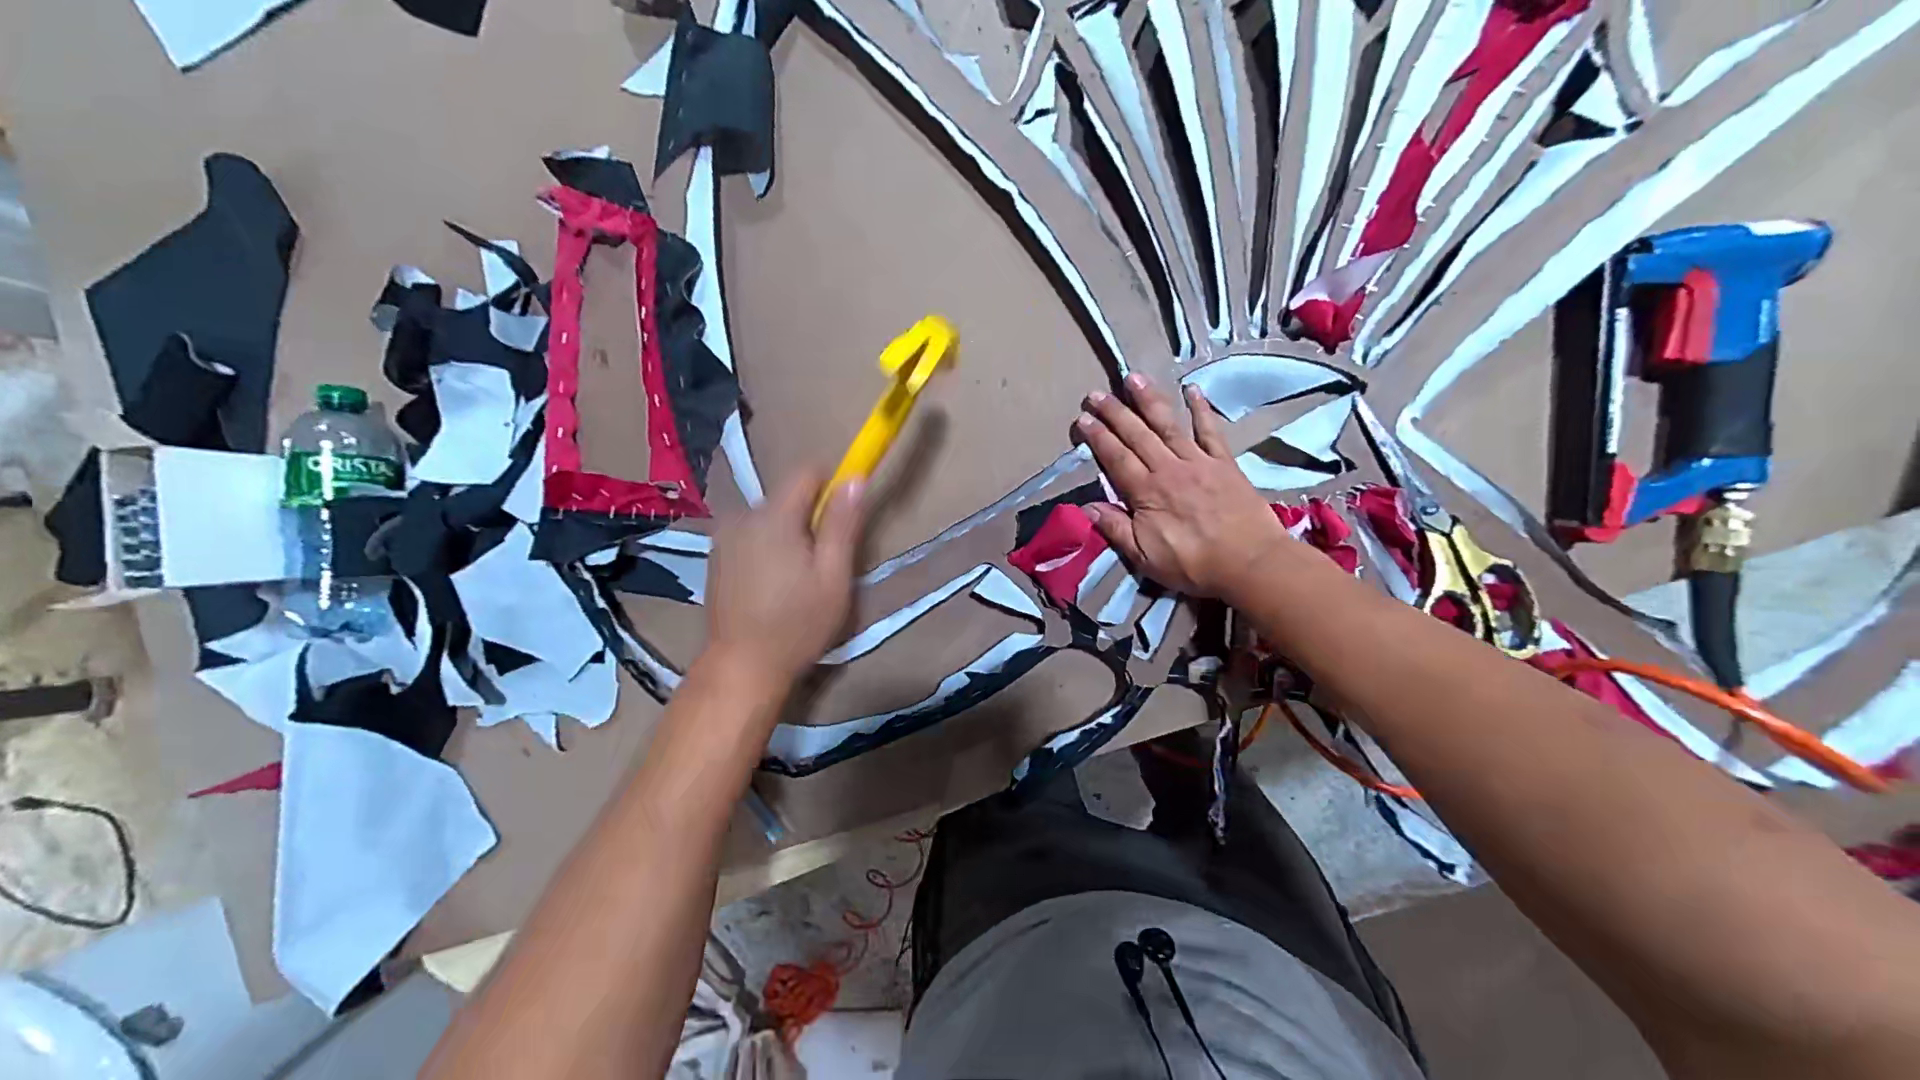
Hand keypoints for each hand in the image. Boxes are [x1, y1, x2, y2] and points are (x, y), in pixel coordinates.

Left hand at [705, 469, 866, 687]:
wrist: (743, 666)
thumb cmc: (798, 624)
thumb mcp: (833, 576)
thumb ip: (842, 524)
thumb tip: (854, 479)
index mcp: (775, 518)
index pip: (806, 472)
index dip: (831, 487)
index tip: (842, 519)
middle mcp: (743, 518)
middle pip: (787, 498)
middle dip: (809, 520)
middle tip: (821, 562)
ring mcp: (725, 538)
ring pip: (769, 518)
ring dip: (787, 535)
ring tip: (795, 578)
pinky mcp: (716, 557)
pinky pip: (751, 536)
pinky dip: (766, 549)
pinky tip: (771, 585)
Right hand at [1074, 373, 1292, 601]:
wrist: (1251, 563)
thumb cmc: (1194, 565)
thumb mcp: (1145, 558)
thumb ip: (1116, 529)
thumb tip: (1087, 507)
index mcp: (1147, 493)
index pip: (1116, 458)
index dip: (1098, 438)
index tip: (1083, 419)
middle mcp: (1170, 469)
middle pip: (1137, 435)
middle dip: (1115, 413)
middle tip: (1096, 394)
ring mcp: (1199, 462)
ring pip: (1168, 425)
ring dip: (1149, 400)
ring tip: (1134, 378)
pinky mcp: (1225, 464)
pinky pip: (1210, 431)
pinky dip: (1201, 409)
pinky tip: (1192, 390)